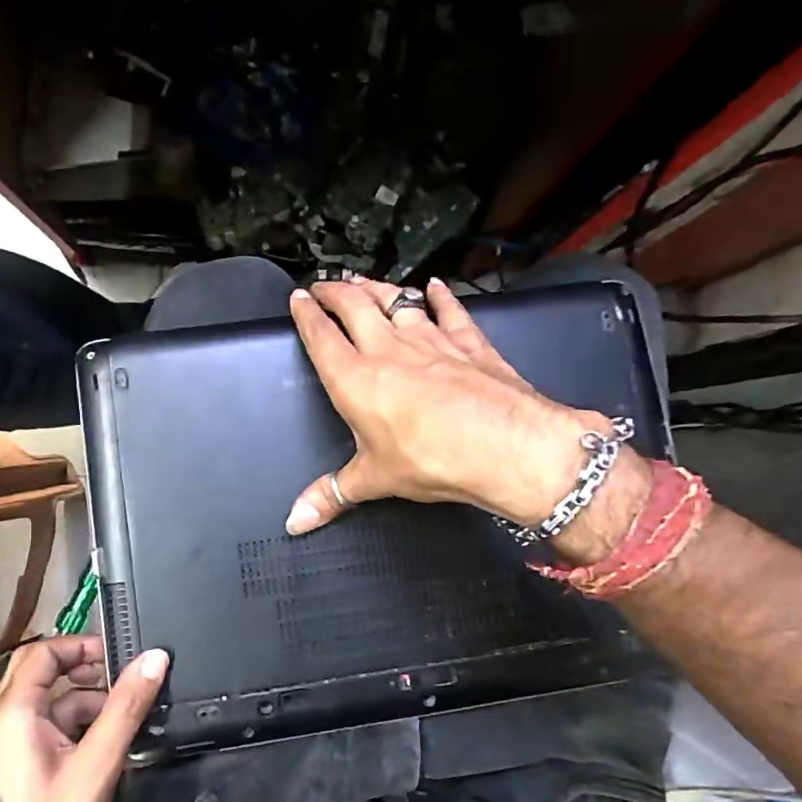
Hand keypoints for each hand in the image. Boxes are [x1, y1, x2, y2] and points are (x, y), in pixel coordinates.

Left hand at [0, 637, 169, 801]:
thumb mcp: (97, 765)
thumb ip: (127, 706)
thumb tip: (156, 657)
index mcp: (13, 716)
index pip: (43, 652)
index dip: (83, 643)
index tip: (123, 653)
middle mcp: (5, 728)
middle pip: (46, 676)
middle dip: (90, 670)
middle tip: (130, 677)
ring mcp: (10, 753)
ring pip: (54, 706)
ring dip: (92, 702)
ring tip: (132, 715)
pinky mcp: (20, 776)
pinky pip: (52, 733)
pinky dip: (83, 729)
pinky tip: (113, 745)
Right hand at [285, 276, 649, 562]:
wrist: (502, 444)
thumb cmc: (435, 459)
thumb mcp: (375, 479)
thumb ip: (332, 494)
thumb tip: (298, 520)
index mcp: (355, 379)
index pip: (321, 335)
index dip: (306, 314)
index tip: (299, 300)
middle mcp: (388, 348)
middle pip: (353, 304)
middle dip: (335, 290)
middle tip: (326, 285)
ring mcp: (430, 338)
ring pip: (395, 299)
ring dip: (377, 287)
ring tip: (364, 281)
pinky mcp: (466, 340)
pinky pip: (448, 309)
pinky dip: (439, 295)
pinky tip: (435, 286)